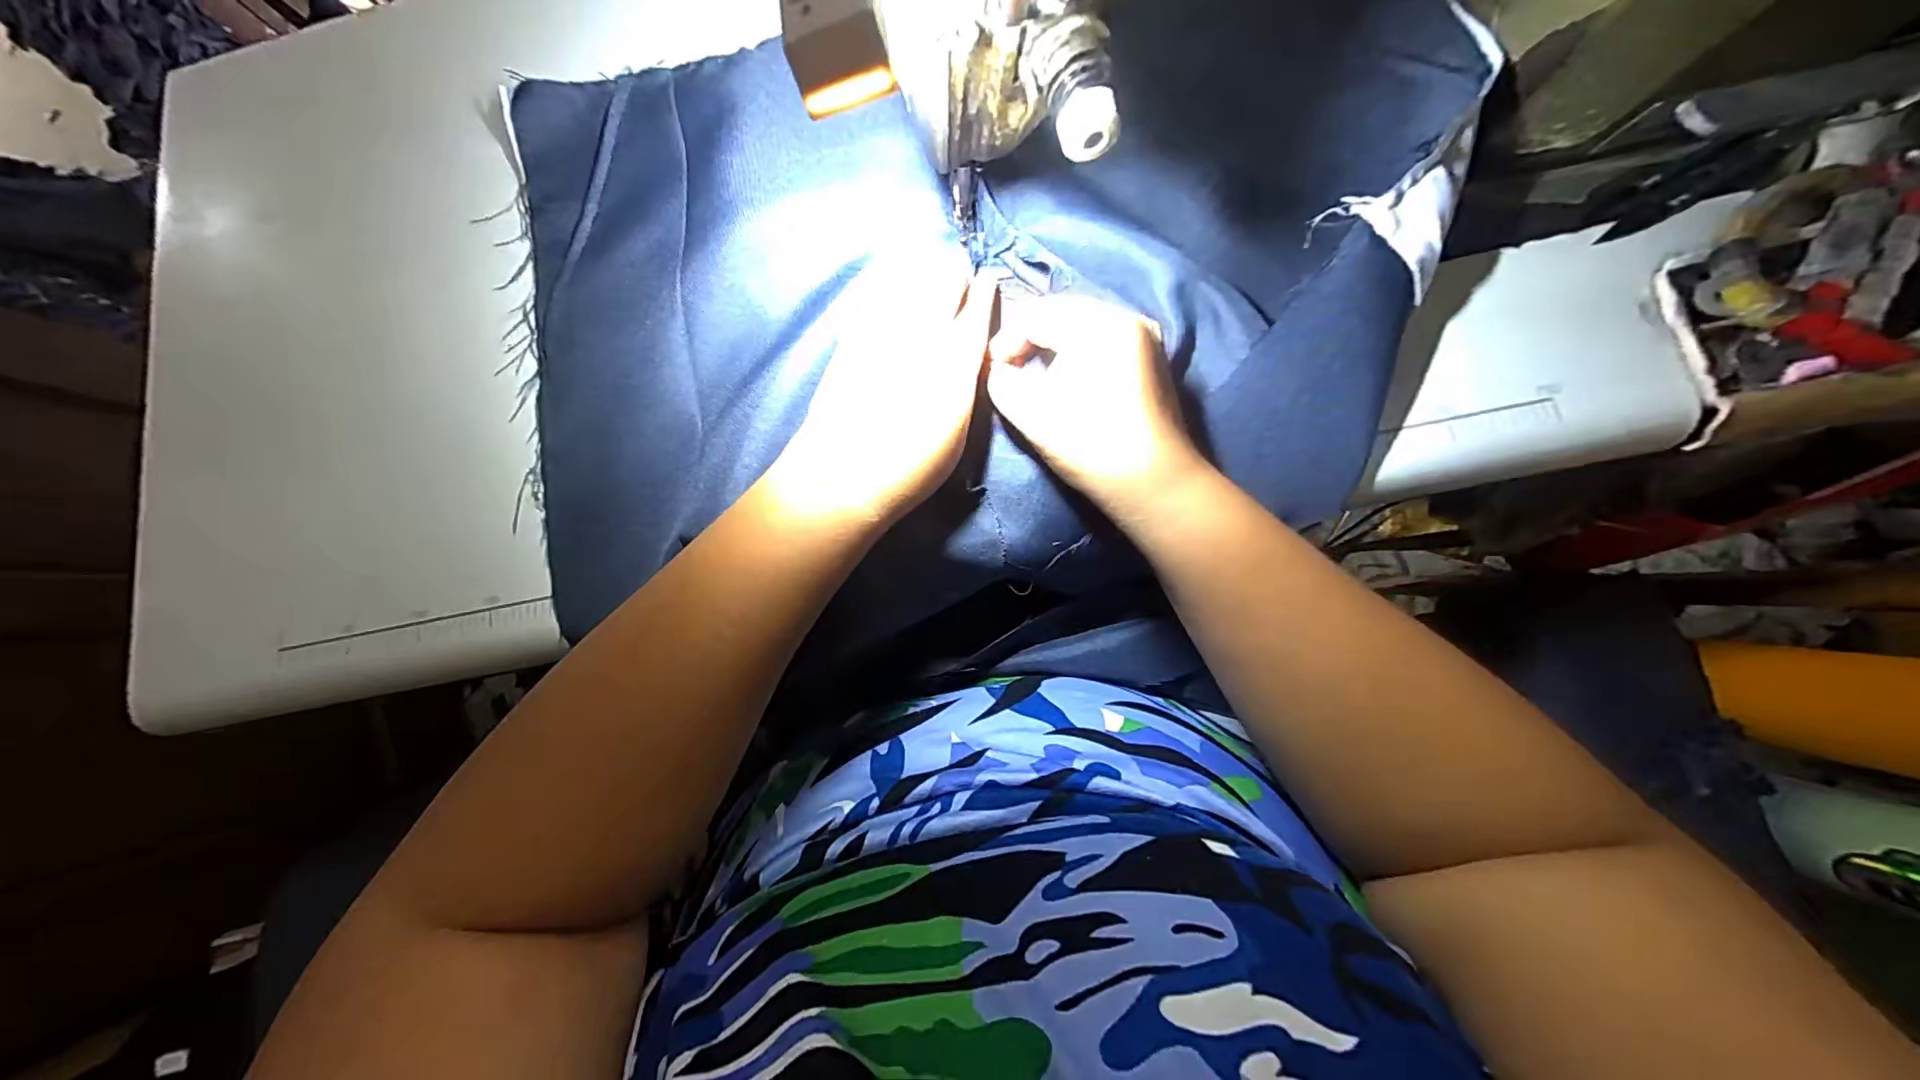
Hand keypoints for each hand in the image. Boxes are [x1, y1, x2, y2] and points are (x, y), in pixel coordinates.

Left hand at [763, 267, 995, 530]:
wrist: (845, 473)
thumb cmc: (912, 466)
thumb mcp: (960, 429)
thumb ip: (965, 381)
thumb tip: (966, 356)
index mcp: (958, 357)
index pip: (979, 303)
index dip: (985, 289)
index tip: (986, 283)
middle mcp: (924, 331)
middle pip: (946, 275)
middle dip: (955, 276)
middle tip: (957, 281)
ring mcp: (884, 327)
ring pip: (911, 275)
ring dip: (924, 275)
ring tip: (926, 282)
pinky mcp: (852, 333)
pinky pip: (877, 291)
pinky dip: (891, 284)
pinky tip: (893, 291)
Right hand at [986, 293, 1208, 520]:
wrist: (1156, 485)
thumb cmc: (1091, 447)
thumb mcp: (1030, 414)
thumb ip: (1001, 381)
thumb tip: (1000, 368)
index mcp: (1100, 324)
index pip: (1035, 314)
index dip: (1004, 338)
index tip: (990, 368)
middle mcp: (1128, 317)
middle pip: (1062, 312)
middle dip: (1028, 336)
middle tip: (1006, 367)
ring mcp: (1145, 336)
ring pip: (1083, 324)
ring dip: (1052, 343)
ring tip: (1032, 373)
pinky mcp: (1152, 357)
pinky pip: (1103, 339)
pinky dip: (1078, 351)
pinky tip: (1066, 378)